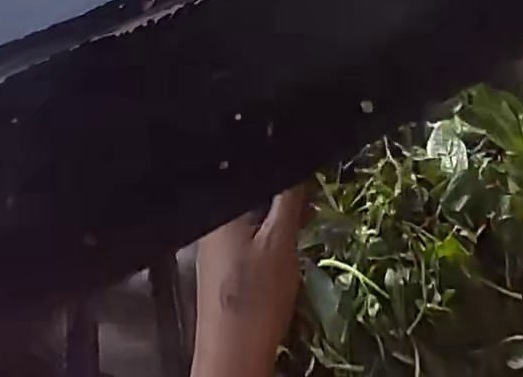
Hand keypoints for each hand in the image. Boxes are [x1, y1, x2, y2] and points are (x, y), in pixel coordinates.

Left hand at [193, 187, 307, 376]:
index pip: (254, 174)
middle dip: (283, 197)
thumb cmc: (256, 298)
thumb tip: (295, 165)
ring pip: (252, 219)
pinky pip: (247, 239)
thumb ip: (288, 199)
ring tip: (303, 225)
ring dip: (278, 219)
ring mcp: (214, 248)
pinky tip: (285, 251)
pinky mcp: (221, 269)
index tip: (307, 178)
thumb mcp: (281, 243)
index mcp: (221, 210)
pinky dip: (268, 239)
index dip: (282, 171)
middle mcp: (212, 224)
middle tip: (310, 206)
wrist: (233, 362)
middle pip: (252, 196)